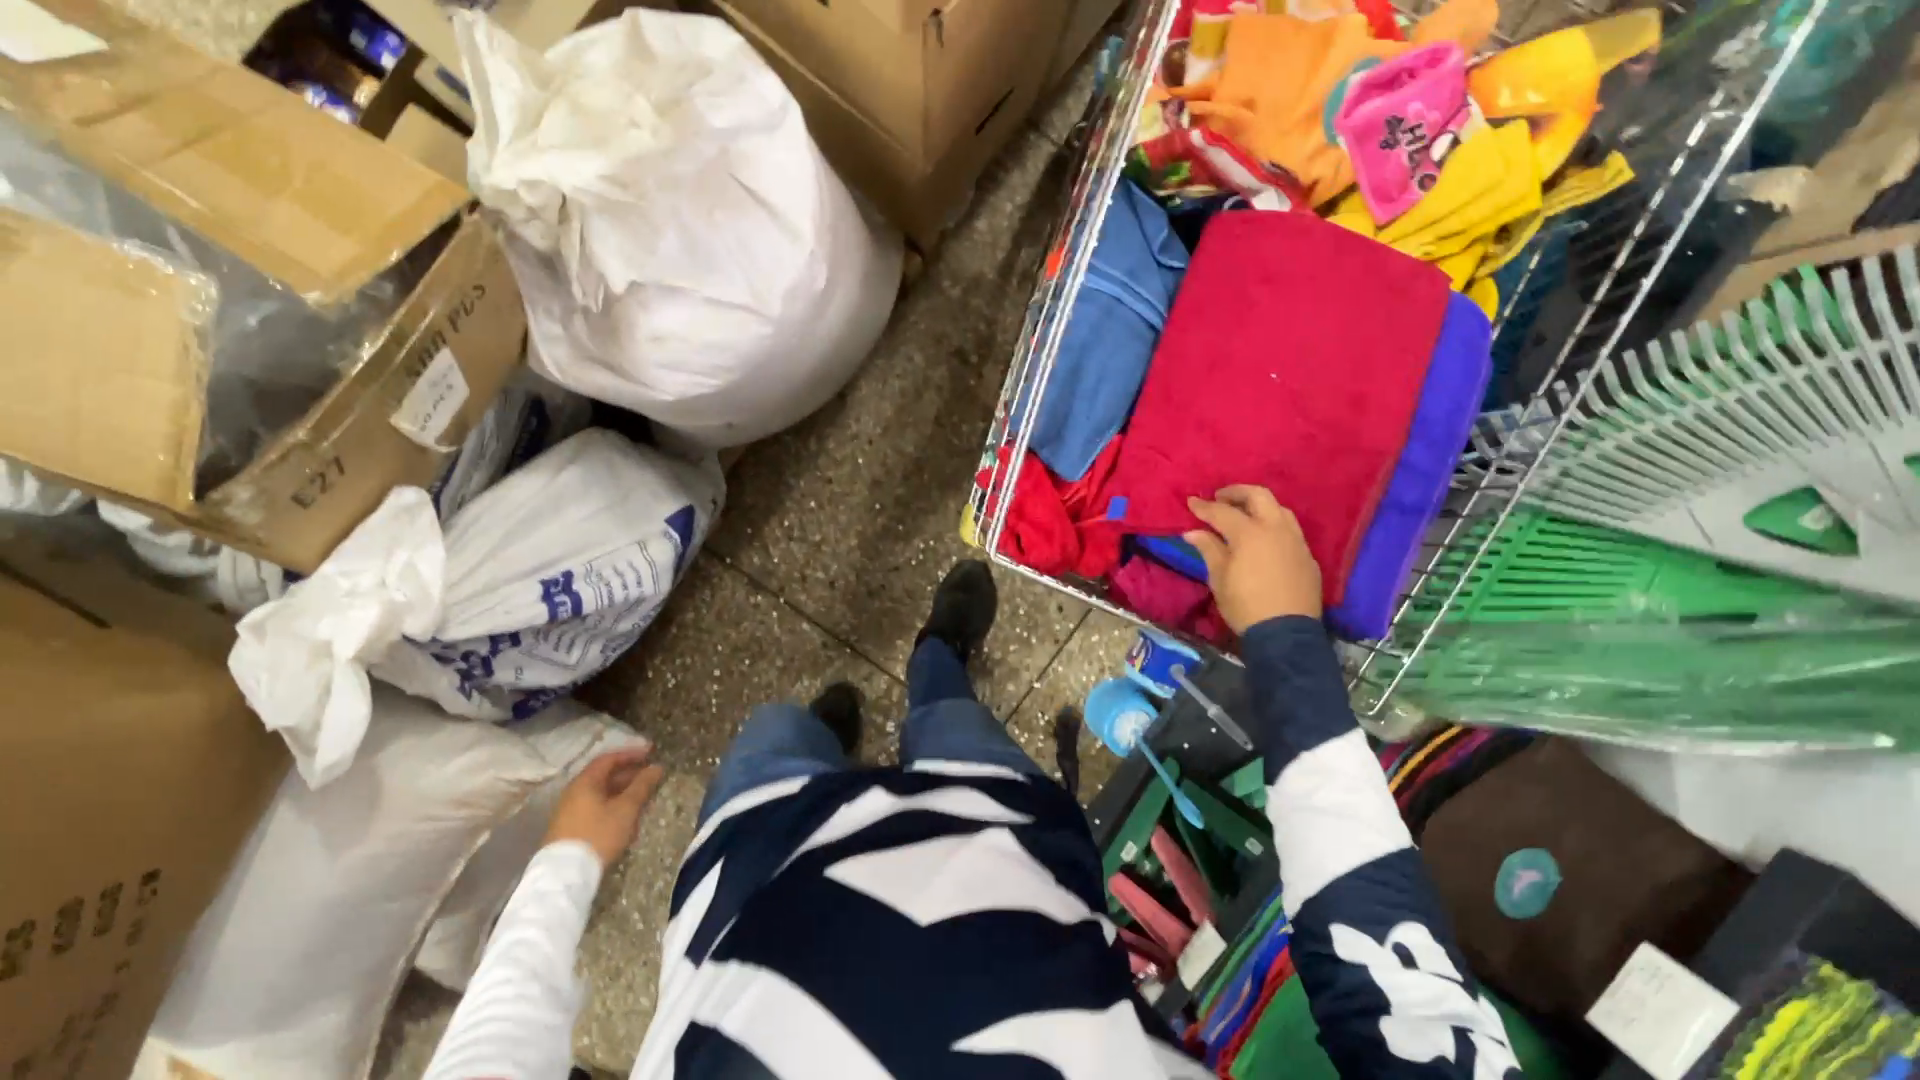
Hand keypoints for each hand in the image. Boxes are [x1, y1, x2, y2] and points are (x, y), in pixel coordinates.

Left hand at [544, 747, 666, 868]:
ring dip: (622, 791)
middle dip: (628, 774)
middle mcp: (574, 792)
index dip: (631, 754)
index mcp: (585, 782)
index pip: (609, 759)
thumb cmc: (599, 834)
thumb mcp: (626, 809)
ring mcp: (569, 810)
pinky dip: (612, 805)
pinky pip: (594, 807)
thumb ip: (642, 786)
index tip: (651, 752)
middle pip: (603, 775)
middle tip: (650, 776)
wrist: (566, 873)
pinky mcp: (569, 827)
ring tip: (642, 797)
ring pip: (600, 793)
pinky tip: (624, 816)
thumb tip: (656, 767)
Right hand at [1184, 485, 1323, 633]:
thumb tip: (1193, 532)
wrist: (1286, 633)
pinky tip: (1264, 538)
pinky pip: (1290, 529)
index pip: (1222, 512)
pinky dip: (1274, 525)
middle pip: (1258, 495)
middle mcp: (1276, 528)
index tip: (1191, 502)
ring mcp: (1296, 540)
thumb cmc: (1245, 605)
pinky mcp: (1307, 555)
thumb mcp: (1219, 578)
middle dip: (1236, 493)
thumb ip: (1209, 549)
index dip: (1204, 507)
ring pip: (1279, 509)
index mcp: (1250, 533)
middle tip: (1220, 499)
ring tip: (1244, 514)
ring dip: (1259, 506)